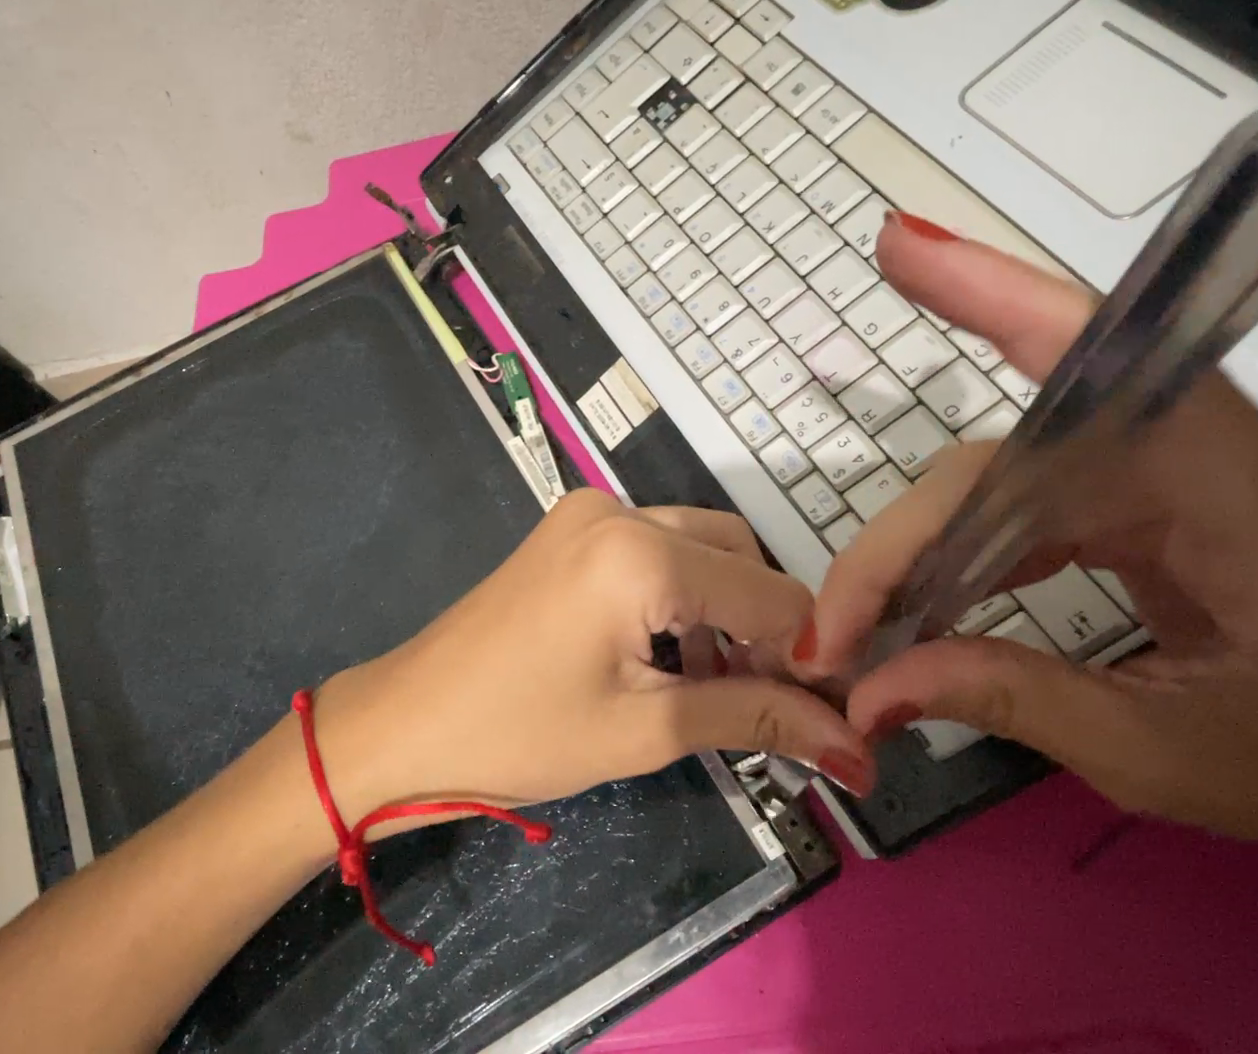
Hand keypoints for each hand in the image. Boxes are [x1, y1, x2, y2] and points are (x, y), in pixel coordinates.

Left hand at [310, 489, 869, 823]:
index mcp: (643, 552)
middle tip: (767, 703)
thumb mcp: (646, 730)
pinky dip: (682, 596)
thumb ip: (756, 718)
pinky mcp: (571, 531)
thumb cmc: (519, 735)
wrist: (403, 724)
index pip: (774, 596)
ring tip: (716, 687)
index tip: (824, 718)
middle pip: (740, 557)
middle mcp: (622, 509)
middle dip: (766, 630)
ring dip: (725, 612)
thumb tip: (854, 747)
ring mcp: (589, 514)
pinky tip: (671, 654)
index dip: (809, 659)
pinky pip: (656, 549)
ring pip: (701, 548)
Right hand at [806, 215, 1257, 916]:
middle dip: (910, 536)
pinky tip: (928, 597)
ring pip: (1013, 476)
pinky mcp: (1157, 494)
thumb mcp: (1163, 757)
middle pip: (1018, 457)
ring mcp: (1184, 471)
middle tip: (832, 625)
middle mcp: (1217, 459)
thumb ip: (1012, 699)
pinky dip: (971, 548)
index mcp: (1256, 507)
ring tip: (860, 619)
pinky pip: (1038, 499)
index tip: (904, 248)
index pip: (1115, 379)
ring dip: (928, 544)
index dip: (1006, 299)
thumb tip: (868, 688)